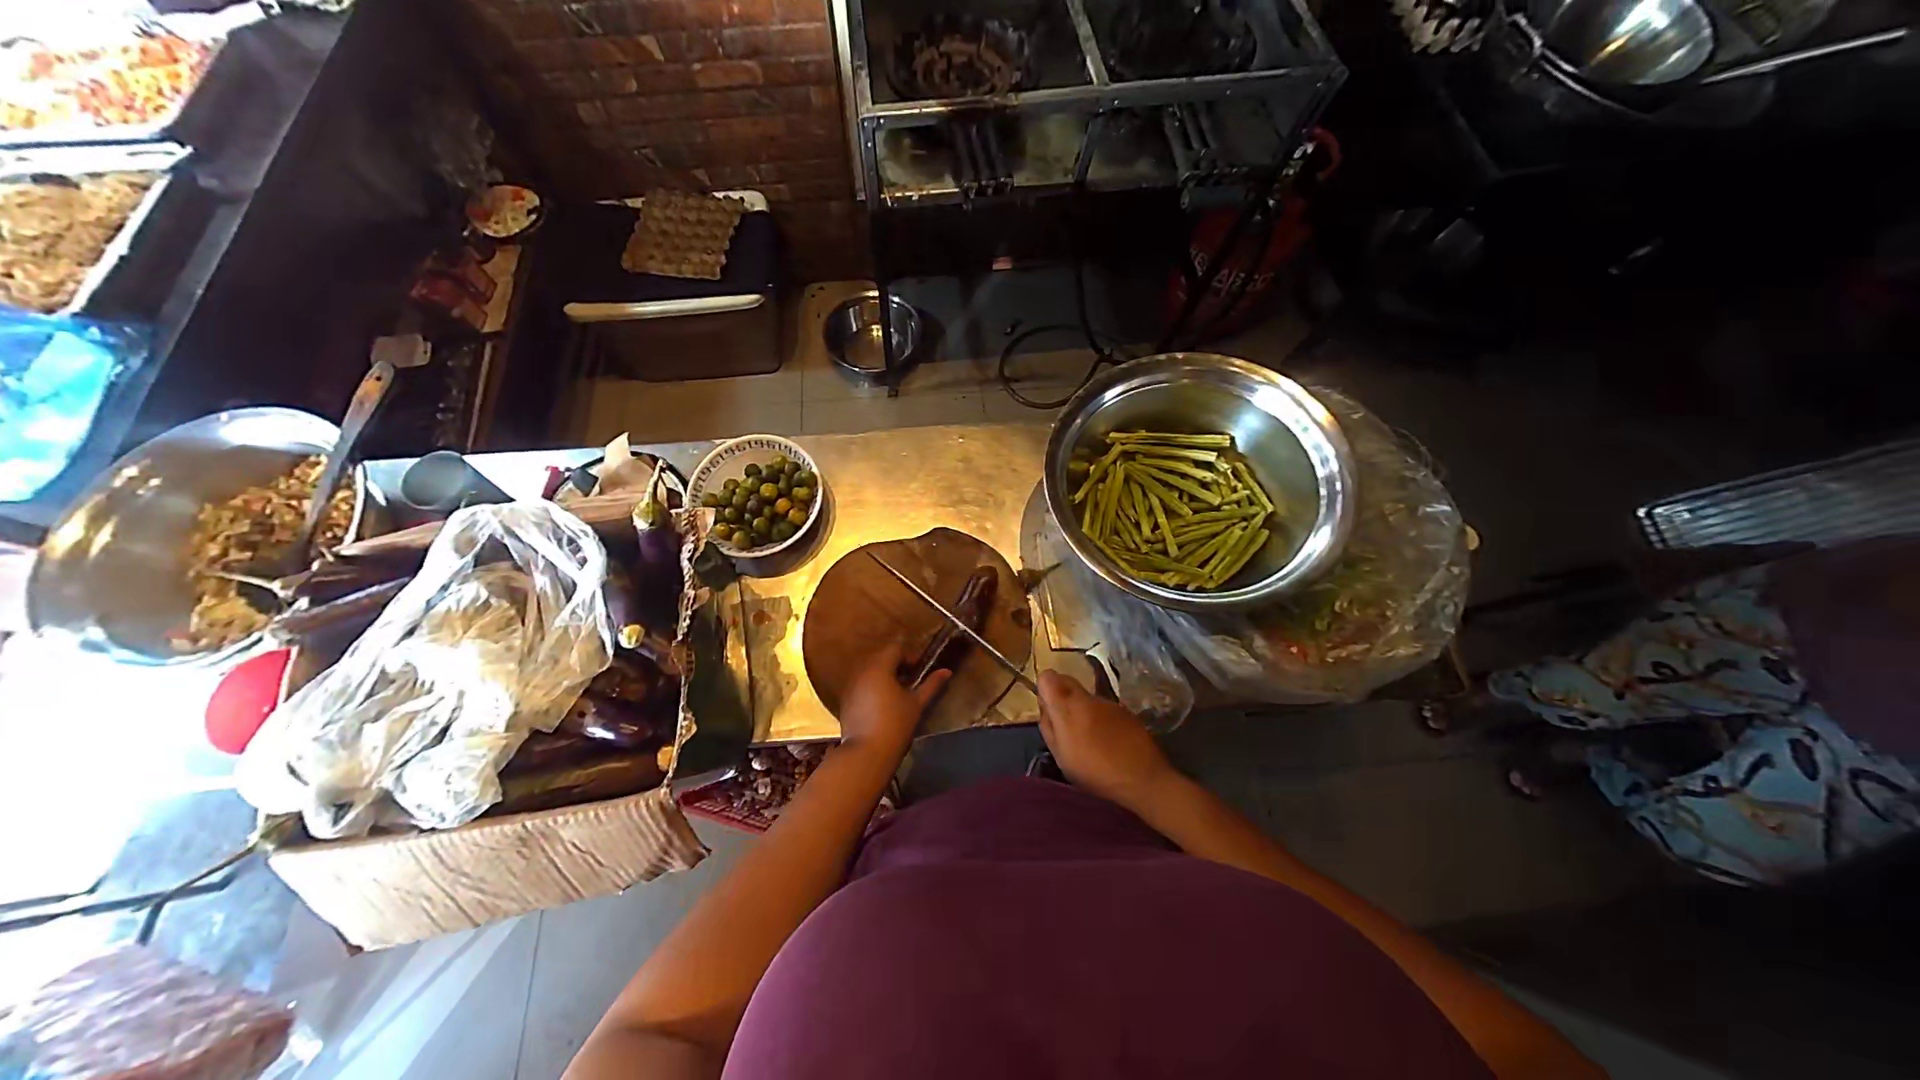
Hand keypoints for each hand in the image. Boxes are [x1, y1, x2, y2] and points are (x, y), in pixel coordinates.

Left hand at [836, 641, 950, 757]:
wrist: (867, 753)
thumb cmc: (896, 724)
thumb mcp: (916, 703)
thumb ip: (931, 684)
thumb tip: (947, 671)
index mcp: (879, 667)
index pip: (895, 648)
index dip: (910, 656)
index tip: (919, 671)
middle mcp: (861, 671)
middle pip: (881, 658)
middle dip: (896, 666)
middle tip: (910, 682)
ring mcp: (850, 686)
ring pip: (870, 672)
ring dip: (884, 677)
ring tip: (897, 695)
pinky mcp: (845, 700)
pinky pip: (861, 685)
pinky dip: (872, 688)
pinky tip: (882, 706)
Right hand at [1036, 671, 1177, 810]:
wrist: (1142, 778)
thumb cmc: (1094, 772)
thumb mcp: (1060, 756)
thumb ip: (1048, 727)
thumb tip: (1045, 709)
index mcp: (1067, 707)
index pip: (1047, 677)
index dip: (1044, 690)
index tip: (1048, 710)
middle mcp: (1087, 697)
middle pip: (1066, 680)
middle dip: (1061, 695)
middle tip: (1064, 724)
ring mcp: (1108, 702)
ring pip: (1086, 696)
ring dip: (1082, 709)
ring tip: (1089, 738)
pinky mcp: (1125, 711)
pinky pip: (1104, 708)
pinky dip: (1100, 717)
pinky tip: (1108, 740)